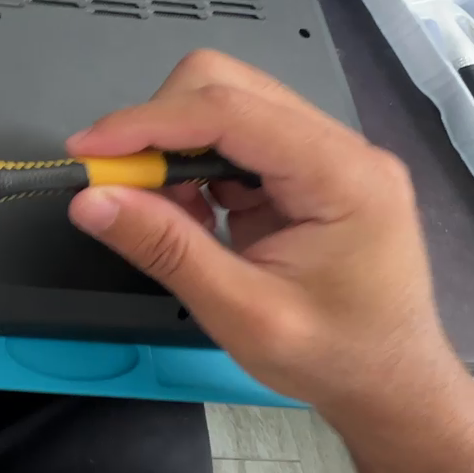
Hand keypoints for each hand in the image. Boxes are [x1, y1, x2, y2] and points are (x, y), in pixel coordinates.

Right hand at [64, 50, 467, 421]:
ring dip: (169, 146)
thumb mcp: (240, 314)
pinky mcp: (295, 166)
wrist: (389, 386)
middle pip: (223, 86)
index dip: (146, 122)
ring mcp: (317, 152)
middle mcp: (334, 147)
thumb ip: (164, 248)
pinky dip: (185, 165)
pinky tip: (188, 213)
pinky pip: (221, 137)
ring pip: (217, 103)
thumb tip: (89, 200)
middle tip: (122, 183)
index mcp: (342, 174)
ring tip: (162, 210)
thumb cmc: (333, 358)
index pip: (227, 111)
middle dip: (157, 126)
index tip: (84, 151)